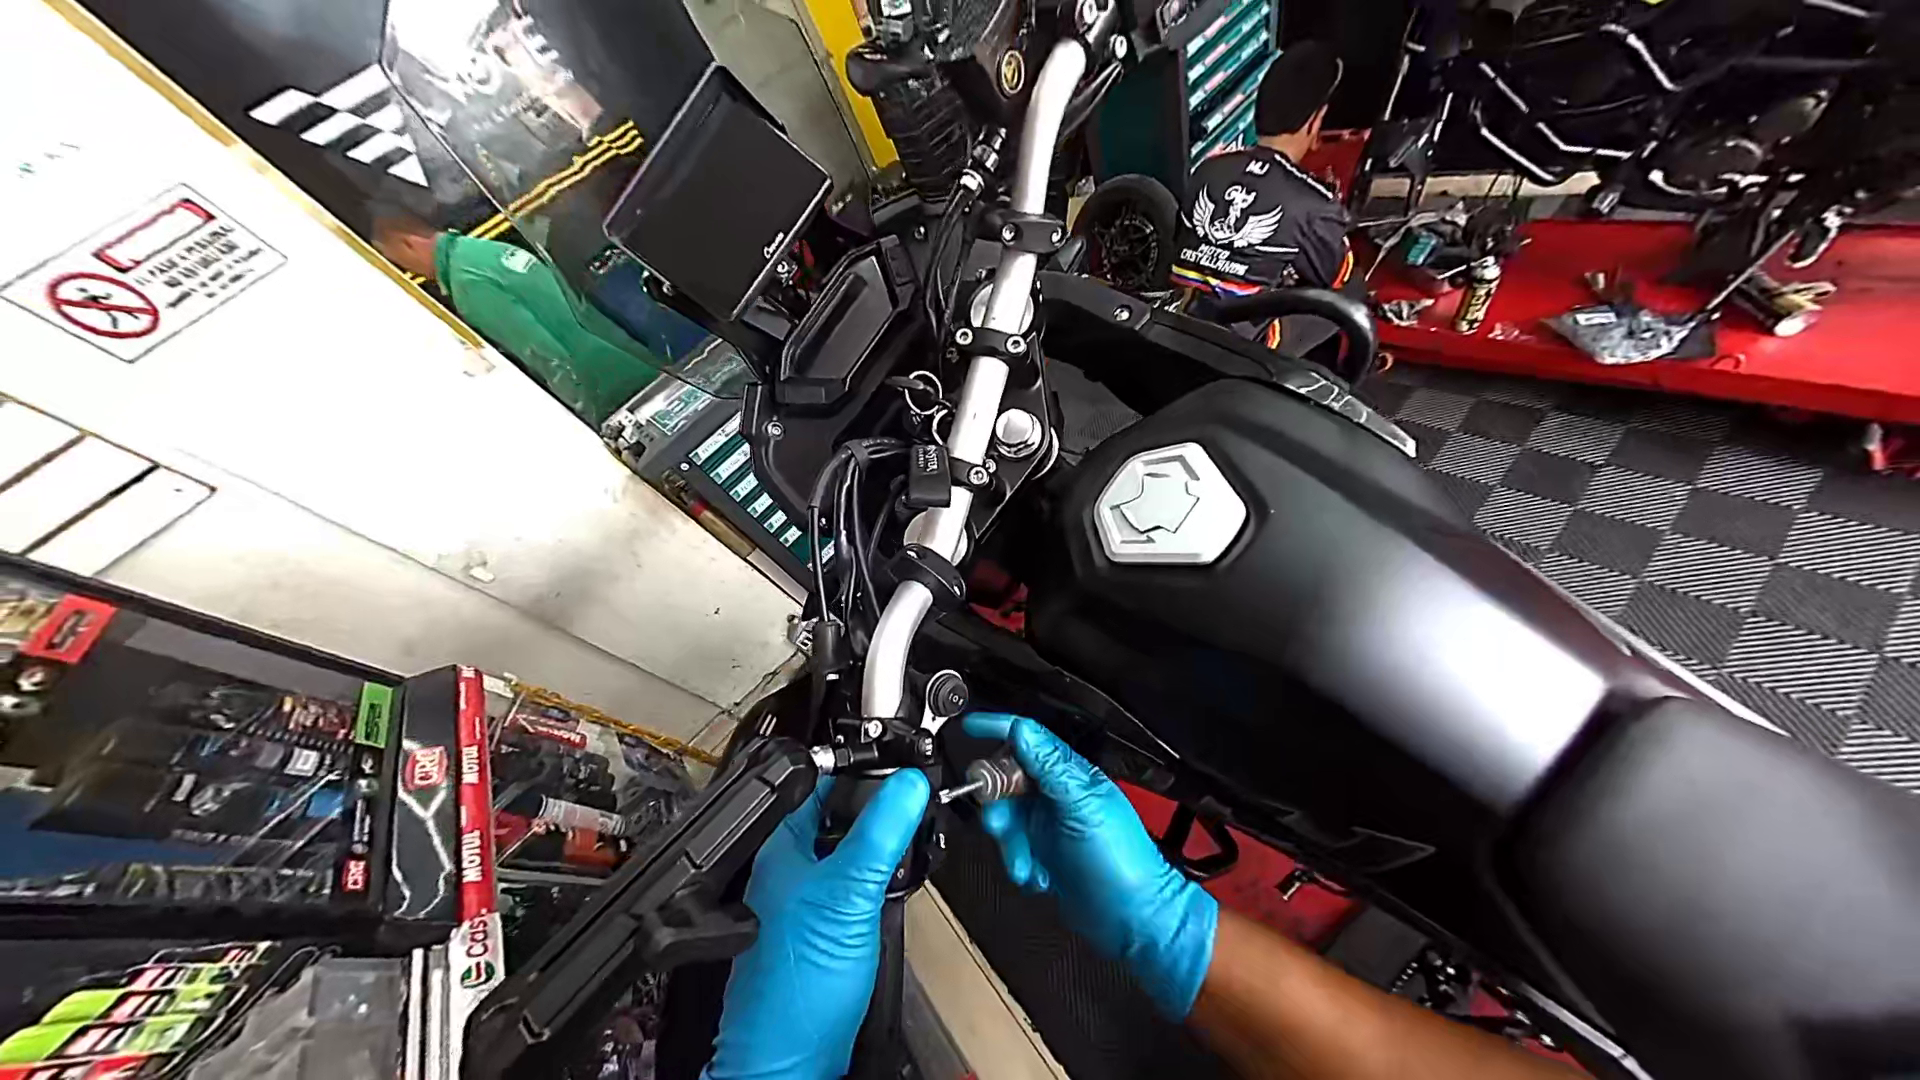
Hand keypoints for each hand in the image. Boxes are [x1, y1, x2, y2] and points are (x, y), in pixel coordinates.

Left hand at [705, 769, 930, 1079]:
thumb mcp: (849, 893)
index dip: (859, 767)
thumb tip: (908, 785)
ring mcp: (809, 897)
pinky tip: (900, 875)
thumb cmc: (795, 988)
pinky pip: (859, 880)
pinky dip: (883, 871)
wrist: (792, 1062)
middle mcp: (792, 868)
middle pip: (841, 813)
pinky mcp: (828, 924)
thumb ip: (880, 834)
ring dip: (883, 837)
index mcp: (783, 848)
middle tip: (912, 796)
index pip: (821, 783)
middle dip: (878, 803)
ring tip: (911, 829)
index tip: (896, 761)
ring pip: (852, 847)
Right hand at [962, 713, 1216, 1018]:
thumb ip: (1049, 766)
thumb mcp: (1082, 805)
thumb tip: (1021, 730)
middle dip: (996, 801)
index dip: (997, 727)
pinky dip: (1015, 860)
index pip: (1027, 737)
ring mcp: (1047, 822)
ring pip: (1004, 813)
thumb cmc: (1124, 861)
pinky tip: (1035, 872)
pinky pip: (1010, 844)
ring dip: (1008, 840)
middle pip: (1005, 777)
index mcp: (1068, 773)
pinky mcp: (1041, 850)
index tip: (972, 726)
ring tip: (1023, 859)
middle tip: (1002, 823)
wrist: (1133, 920)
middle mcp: (1055, 793)